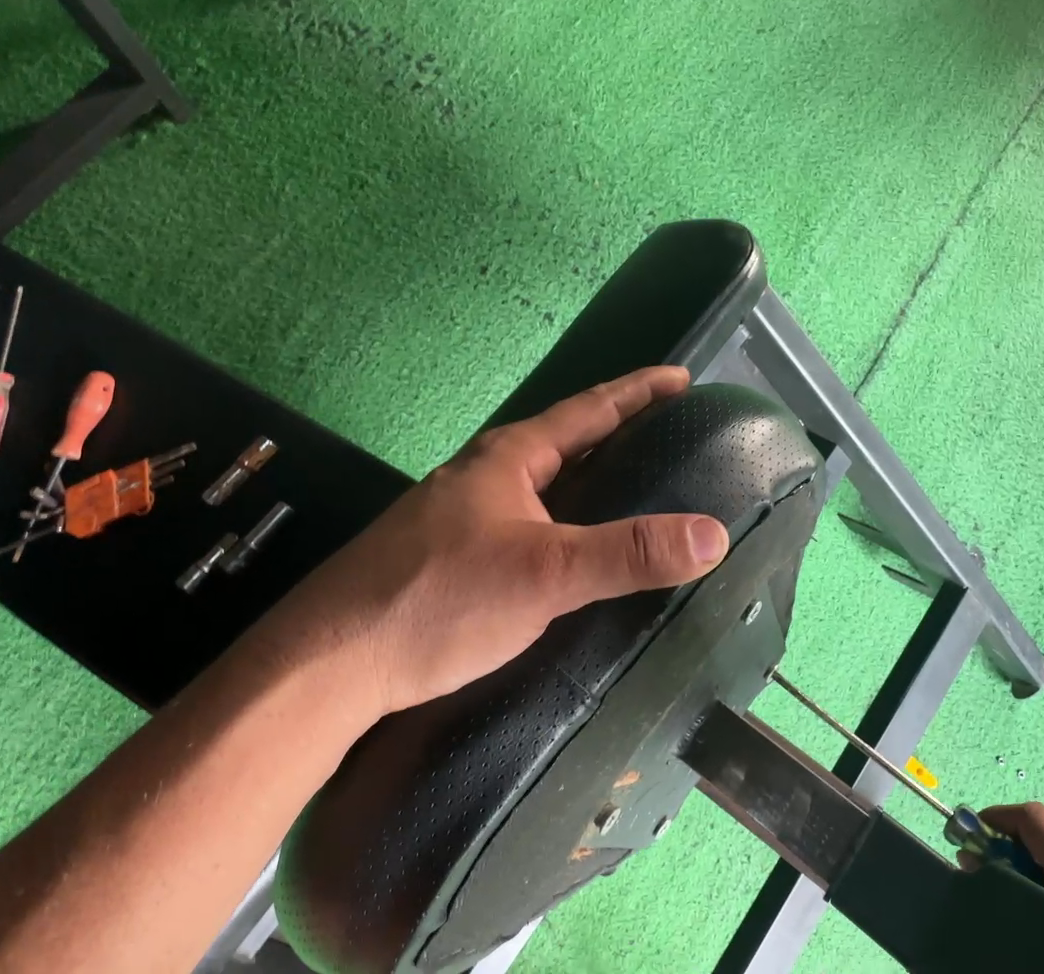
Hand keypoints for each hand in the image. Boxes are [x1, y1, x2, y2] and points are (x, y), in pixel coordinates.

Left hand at [251, 366, 731, 719]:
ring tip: (636, 493)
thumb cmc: (438, 600)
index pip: (589, 410)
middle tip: (672, 437)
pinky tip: (576, 554)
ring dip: (590, 482)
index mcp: (508, 458)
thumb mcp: (546, 573)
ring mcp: (462, 519)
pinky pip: (527, 524)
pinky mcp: (451, 560)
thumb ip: (629, 553)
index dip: (638, 391)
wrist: (328, 666)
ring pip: (543, 487)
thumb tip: (715, 533)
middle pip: (566, 443)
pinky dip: (565, 524)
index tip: (682, 378)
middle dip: (619, 434)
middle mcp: (484, 477)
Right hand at [965, 803, 1043, 954]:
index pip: (1034, 818)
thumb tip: (971, 858)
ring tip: (1012, 875)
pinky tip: (1043, 891)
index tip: (973, 832)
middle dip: (1013, 830)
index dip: (998, 817)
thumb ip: (1002, 889)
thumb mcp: (1034, 929)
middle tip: (985, 852)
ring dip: (1033, 846)